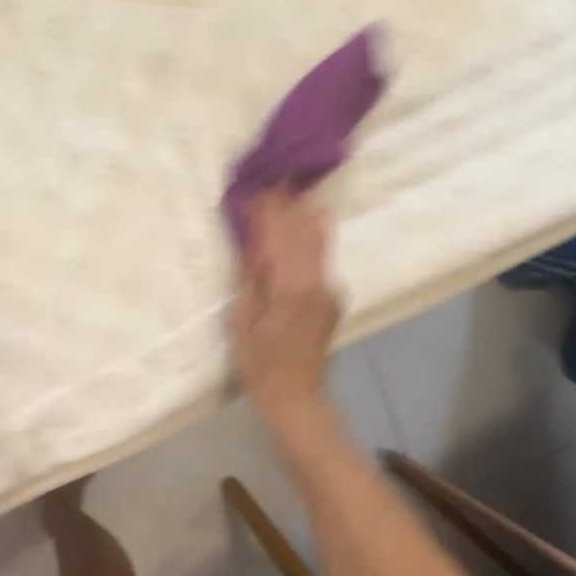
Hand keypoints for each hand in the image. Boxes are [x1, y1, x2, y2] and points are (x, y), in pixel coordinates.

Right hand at [230, 188, 340, 420]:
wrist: (296, 397)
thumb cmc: (260, 366)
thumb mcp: (243, 324)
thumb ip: (251, 281)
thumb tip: (255, 245)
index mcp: (291, 289)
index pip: (280, 238)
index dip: (268, 213)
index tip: (257, 189)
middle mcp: (317, 283)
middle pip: (303, 234)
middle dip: (289, 207)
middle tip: (278, 178)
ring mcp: (329, 290)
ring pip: (318, 243)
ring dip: (305, 217)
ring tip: (297, 190)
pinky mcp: (332, 298)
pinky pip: (320, 259)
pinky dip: (310, 239)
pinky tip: (309, 222)